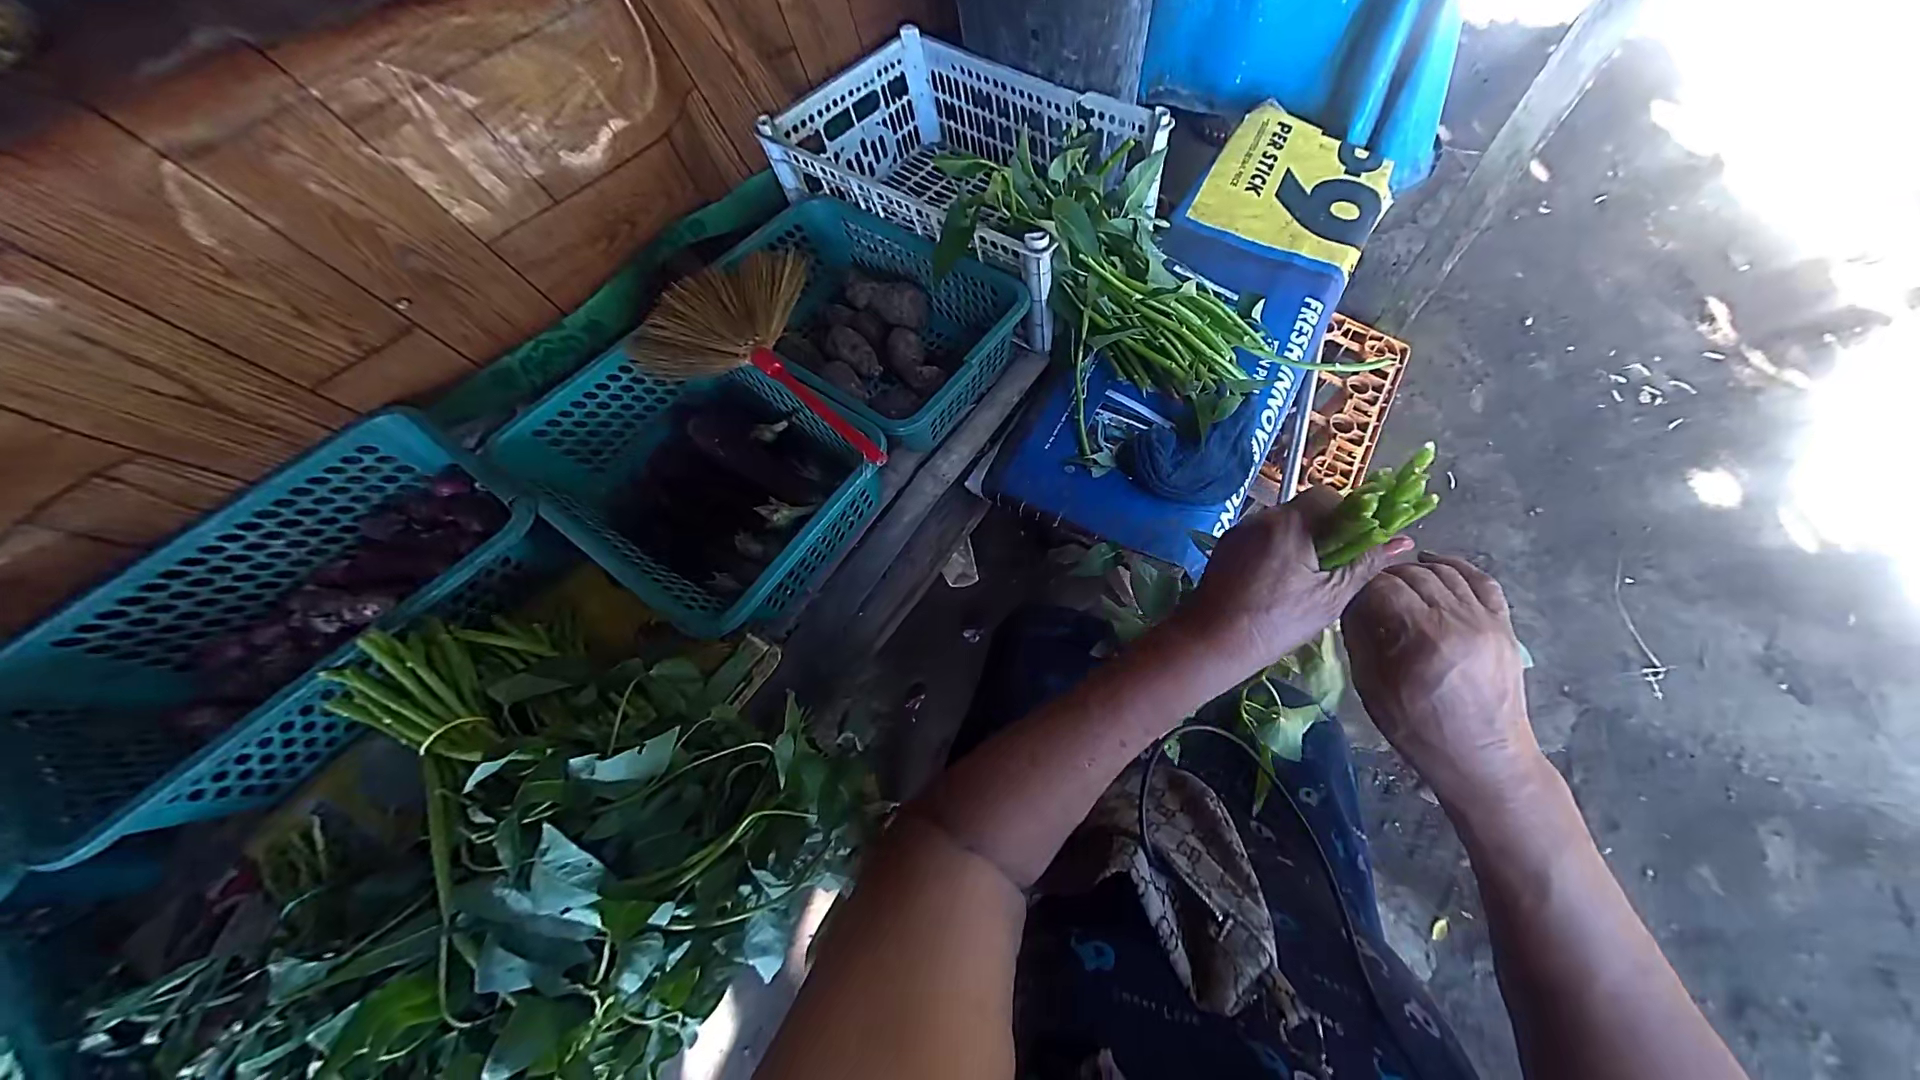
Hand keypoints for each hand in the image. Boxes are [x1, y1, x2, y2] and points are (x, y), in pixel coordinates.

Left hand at [1175, 487, 1411, 681]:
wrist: (1212, 639)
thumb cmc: (1276, 620)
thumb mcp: (1331, 595)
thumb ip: (1365, 563)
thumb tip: (1400, 541)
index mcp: (1288, 523)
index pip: (1327, 496)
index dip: (1349, 514)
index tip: (1357, 542)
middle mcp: (1260, 519)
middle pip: (1302, 509)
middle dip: (1324, 530)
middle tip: (1335, 564)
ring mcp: (1238, 532)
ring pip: (1280, 525)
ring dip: (1299, 541)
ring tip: (1308, 577)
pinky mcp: (1225, 548)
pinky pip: (1260, 539)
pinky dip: (1276, 551)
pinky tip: (1279, 582)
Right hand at [1343, 553, 1545, 810]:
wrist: (1482, 758)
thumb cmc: (1416, 727)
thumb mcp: (1370, 682)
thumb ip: (1358, 635)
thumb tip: (1350, 602)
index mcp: (1423, 635)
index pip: (1382, 585)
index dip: (1358, 584)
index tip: (1343, 591)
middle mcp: (1459, 619)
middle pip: (1413, 574)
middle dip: (1383, 575)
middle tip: (1363, 588)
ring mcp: (1487, 620)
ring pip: (1445, 572)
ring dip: (1414, 569)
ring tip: (1393, 578)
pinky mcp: (1504, 625)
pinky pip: (1482, 581)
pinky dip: (1456, 567)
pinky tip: (1434, 566)